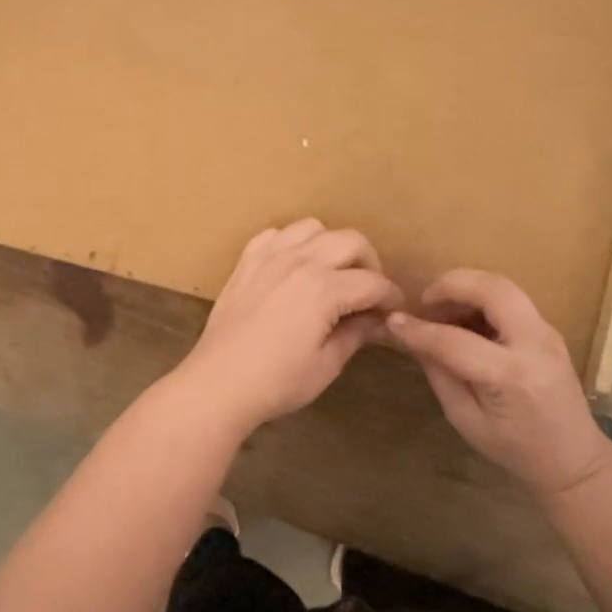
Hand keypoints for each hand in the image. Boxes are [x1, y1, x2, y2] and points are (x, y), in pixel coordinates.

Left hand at [172, 219, 403, 431]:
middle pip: (350, 241)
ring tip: (332, 273)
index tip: (394, 311)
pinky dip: (292, 243)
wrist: (218, 384)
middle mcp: (299, 262)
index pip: (372, 283)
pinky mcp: (246, 262)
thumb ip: (356, 334)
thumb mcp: (326, 364)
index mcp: (323, 289)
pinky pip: (275, 234)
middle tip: (368, 292)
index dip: (390, 297)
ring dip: (331, 245)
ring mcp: (269, 257)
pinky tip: (293, 266)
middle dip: (369, 264)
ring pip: (313, 227)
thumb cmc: (276, 382)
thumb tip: (381, 322)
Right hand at [387, 269, 610, 495]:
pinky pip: (511, 300)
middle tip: (425, 302)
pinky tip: (466, 322)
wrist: (573, 457)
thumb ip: (439, 374)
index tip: (394, 321)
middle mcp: (534, 344)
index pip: (455, 340)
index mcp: (511, 376)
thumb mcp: (466, 419)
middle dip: (451, 285)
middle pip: (492, 288)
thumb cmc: (515, 448)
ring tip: (443, 313)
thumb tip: (412, 338)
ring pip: (503, 287)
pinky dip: (482, 300)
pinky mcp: (548, 329)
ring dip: (468, 290)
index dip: (419, 329)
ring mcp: (547, 332)